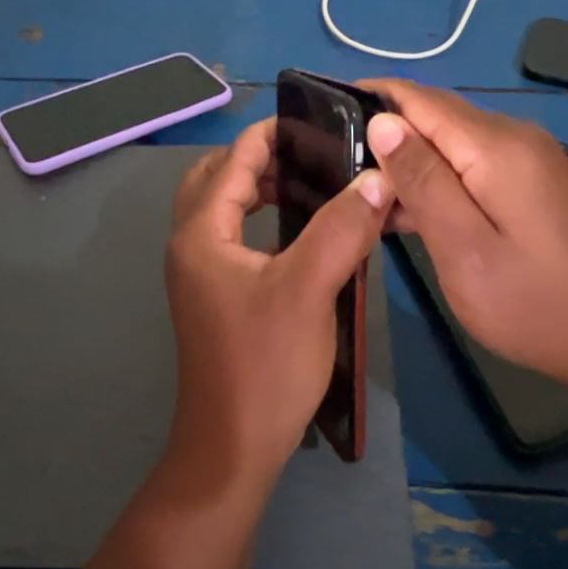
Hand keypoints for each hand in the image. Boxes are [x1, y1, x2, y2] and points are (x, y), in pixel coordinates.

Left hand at [163, 118, 393, 489]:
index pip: (233, 160)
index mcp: (202, 233)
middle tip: (310, 152)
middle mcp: (190, 245)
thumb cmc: (265, 365)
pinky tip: (299, 232)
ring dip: (257, 187)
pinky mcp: (214, 297)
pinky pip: (231, 236)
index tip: (316, 119)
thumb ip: (341, 228)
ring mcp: (198, 274)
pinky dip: (259, 219)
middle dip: (258, 157)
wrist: (232, 449)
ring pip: (222, 208)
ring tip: (309, 183)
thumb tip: (377, 178)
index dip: (270, 133)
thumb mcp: (308, 289)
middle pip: (216, 178)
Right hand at [360, 79, 567, 390]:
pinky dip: (437, 180)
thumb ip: (422, 180)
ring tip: (361, 193)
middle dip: (384, 131)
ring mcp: (527, 159)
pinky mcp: (532, 183)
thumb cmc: (535, 305)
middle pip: (434, 114)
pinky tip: (408, 212)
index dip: (369, 98)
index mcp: (495, 145)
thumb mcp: (464, 249)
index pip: (418, 98)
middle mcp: (513, 137)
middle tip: (332, 164)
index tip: (321, 117)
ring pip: (451, 141)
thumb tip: (382, 120)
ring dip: (408, 161)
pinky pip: (472, 163)